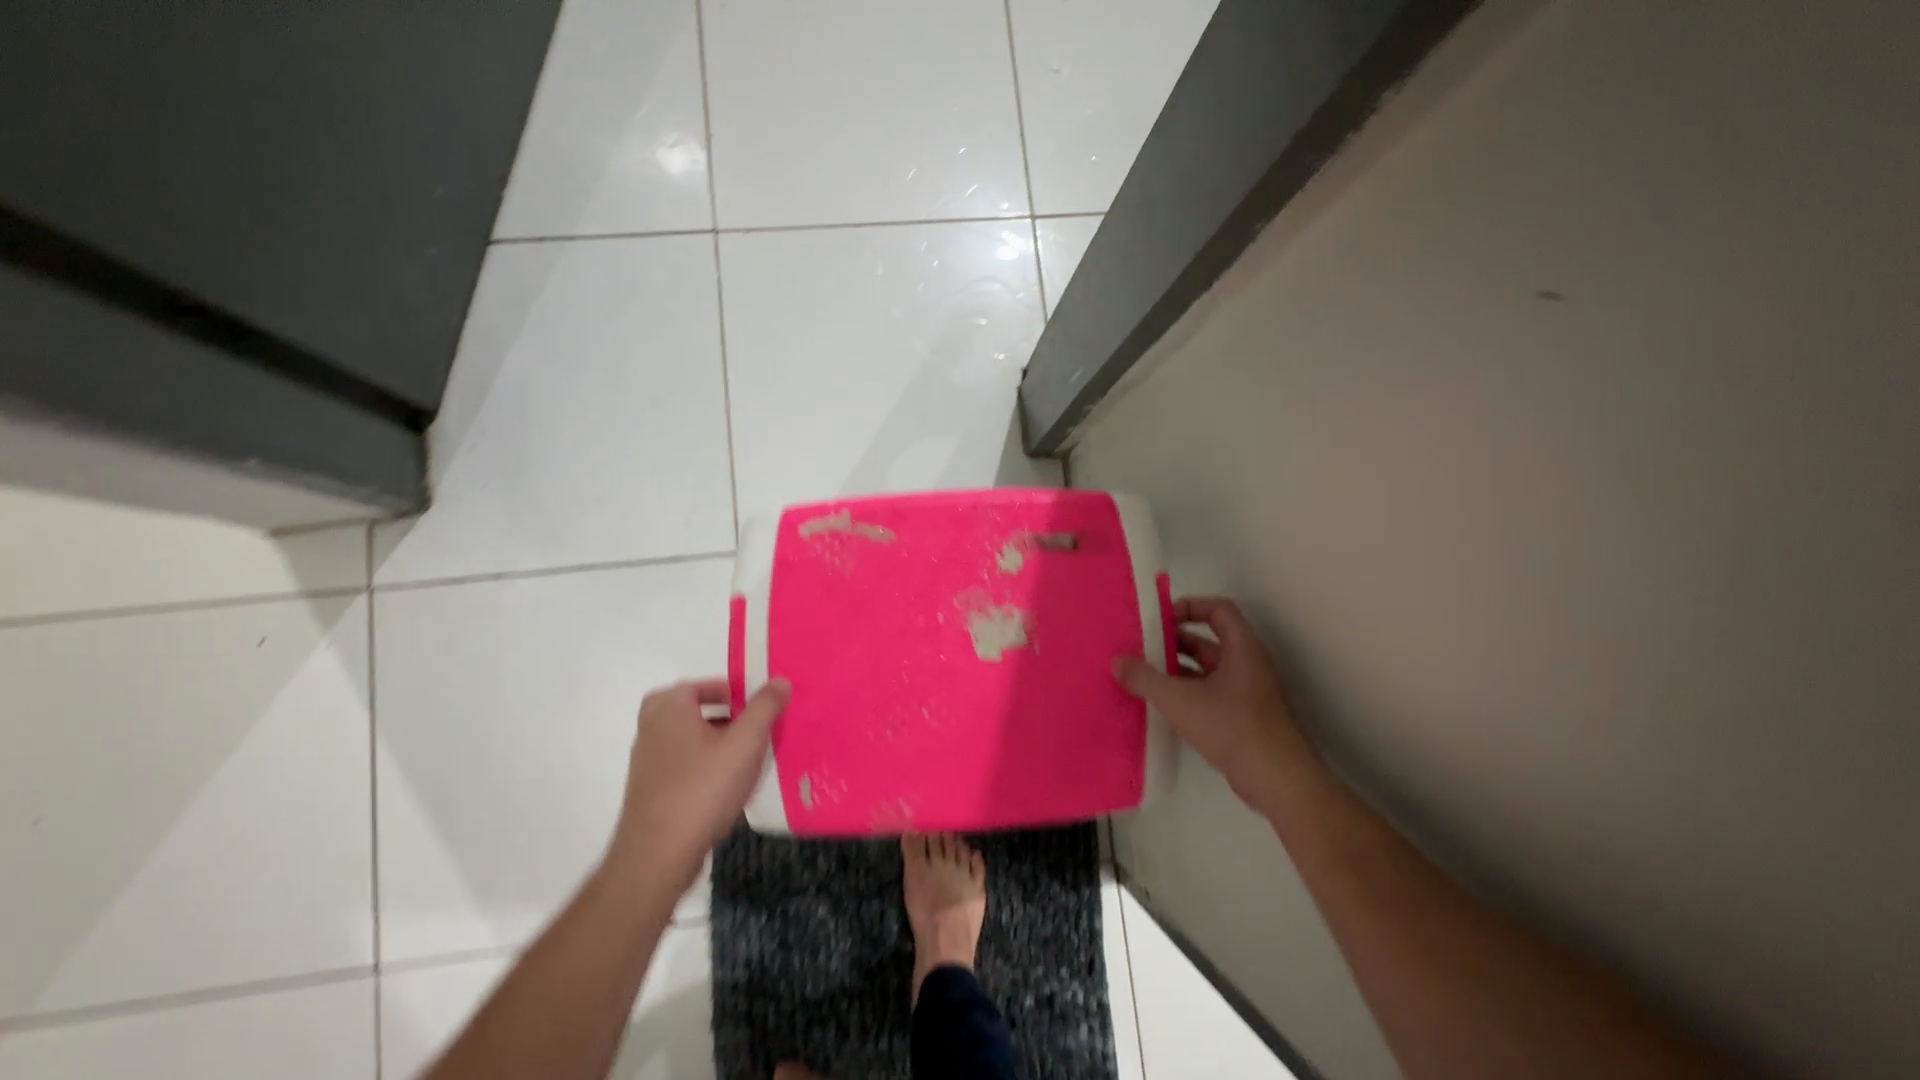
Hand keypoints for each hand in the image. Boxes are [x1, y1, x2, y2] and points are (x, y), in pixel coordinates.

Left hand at [606, 678, 790, 887]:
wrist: (657, 854)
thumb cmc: (703, 789)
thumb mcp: (745, 744)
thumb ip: (765, 708)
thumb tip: (780, 680)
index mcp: (669, 706)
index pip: (707, 685)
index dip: (736, 693)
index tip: (761, 709)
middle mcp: (651, 726)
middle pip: (697, 711)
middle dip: (728, 718)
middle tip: (756, 732)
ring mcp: (646, 759)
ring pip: (690, 740)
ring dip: (717, 744)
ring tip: (748, 761)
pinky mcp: (649, 788)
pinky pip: (683, 766)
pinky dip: (704, 768)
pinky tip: (726, 789)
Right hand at [1114, 597, 1320, 814]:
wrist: (1276, 778)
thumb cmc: (1232, 726)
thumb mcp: (1180, 700)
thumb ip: (1145, 678)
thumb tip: (1117, 661)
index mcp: (1242, 648)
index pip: (1219, 610)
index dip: (1190, 606)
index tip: (1159, 618)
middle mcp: (1247, 665)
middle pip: (1208, 641)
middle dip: (1174, 641)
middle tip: (1140, 648)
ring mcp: (1245, 693)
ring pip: (1206, 671)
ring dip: (1177, 670)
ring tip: (1142, 676)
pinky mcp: (1241, 719)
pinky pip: (1208, 695)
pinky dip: (1185, 694)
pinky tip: (1161, 706)